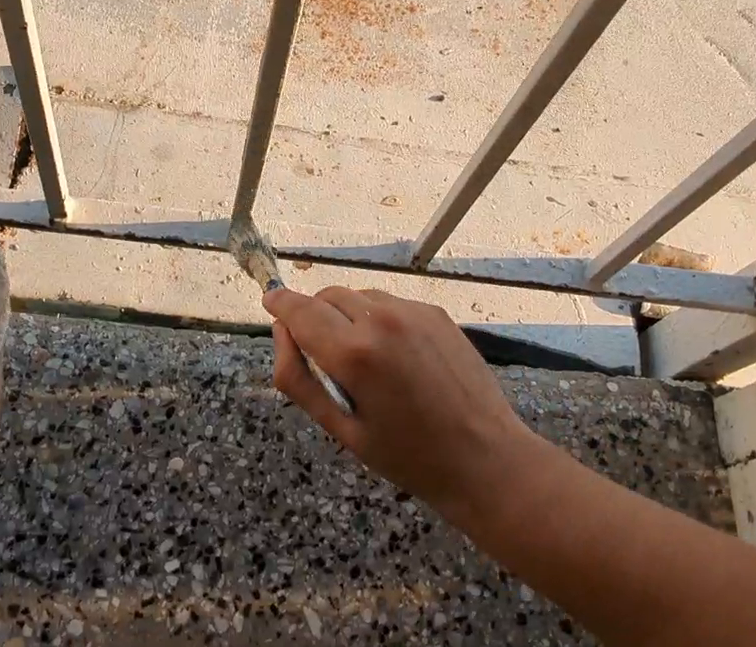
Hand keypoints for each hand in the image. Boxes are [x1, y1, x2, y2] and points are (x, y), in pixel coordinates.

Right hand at [262, 286, 550, 523]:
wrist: (486, 458)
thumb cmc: (408, 455)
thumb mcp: (341, 430)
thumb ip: (298, 378)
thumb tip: (281, 332)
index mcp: (354, 353)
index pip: (300, 310)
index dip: (280, 303)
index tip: (269, 300)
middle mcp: (381, 320)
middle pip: (327, 296)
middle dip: (314, 314)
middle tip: (320, 353)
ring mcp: (413, 312)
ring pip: (359, 296)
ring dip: (347, 315)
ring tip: (363, 359)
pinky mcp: (435, 313)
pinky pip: (390, 304)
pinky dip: (378, 319)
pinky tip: (394, 356)